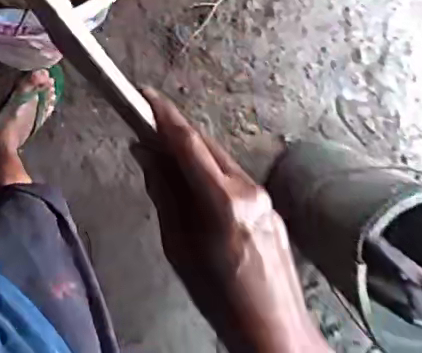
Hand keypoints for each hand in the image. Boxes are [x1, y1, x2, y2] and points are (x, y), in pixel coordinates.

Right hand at [136, 89, 327, 352]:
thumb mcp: (178, 246)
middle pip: (204, 144)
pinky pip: (233, 178)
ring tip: (166, 163)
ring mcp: (265, 199)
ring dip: (191, 153)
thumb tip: (145, 152)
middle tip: (146, 129)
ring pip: (219, 159)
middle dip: (174, 132)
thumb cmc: (221, 299)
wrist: (278, 338)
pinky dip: (209, 172)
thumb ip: (163, 192)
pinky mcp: (271, 210)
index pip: (187, 141)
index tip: (143, 94)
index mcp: (223, 199)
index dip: (162, 113)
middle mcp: (249, 190)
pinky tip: (195, 189)